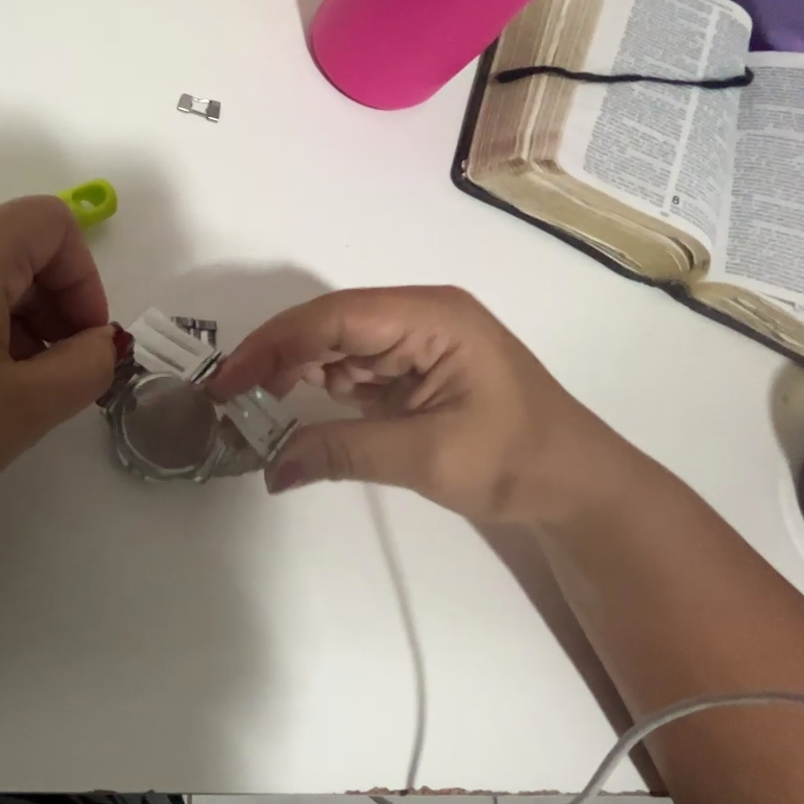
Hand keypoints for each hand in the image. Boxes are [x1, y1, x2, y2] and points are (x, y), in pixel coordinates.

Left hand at [0, 196, 117, 539]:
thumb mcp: (25, 408)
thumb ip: (85, 366)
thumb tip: (96, 343)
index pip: (50, 223)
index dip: (84, 279)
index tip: (83, 343)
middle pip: (8, 246)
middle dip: (49, 304)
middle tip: (54, 374)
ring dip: (8, 319)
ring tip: (5, 390)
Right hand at [206, 287, 641, 522]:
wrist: (576, 487)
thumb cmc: (517, 461)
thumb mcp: (427, 457)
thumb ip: (341, 454)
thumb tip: (270, 470)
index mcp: (431, 317)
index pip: (333, 318)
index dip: (273, 345)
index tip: (227, 382)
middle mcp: (417, 317)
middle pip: (326, 326)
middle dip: (274, 358)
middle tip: (226, 398)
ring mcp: (412, 342)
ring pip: (330, 346)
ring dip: (290, 375)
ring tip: (248, 408)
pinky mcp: (407, 370)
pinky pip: (346, 370)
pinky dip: (313, 390)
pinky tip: (288, 412)